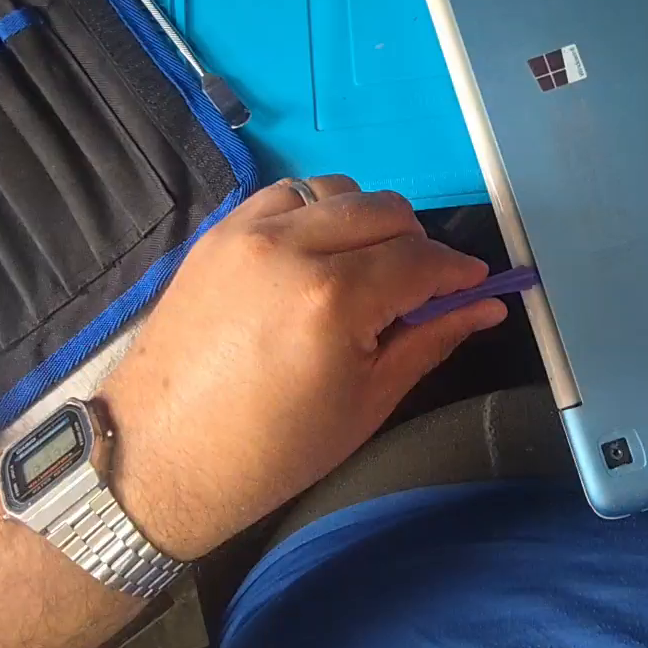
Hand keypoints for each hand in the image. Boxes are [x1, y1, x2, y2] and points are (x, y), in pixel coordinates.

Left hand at [96, 176, 506, 559]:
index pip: (422, 259)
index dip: (458, 271)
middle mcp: (292, 246)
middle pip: (386, 210)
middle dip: (417, 244)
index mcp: (333, 298)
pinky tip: (313, 252)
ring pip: (338, 190)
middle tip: (417, 287)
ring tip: (362, 267)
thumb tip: (488, 306)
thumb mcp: (368, 401)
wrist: (159, 457)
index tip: (475, 285)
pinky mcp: (219, 231)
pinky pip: (287, 194)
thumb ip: (432, 339)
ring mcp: (248, 230)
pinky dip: (316, 211)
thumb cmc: (274, 448)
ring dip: (367, 221)